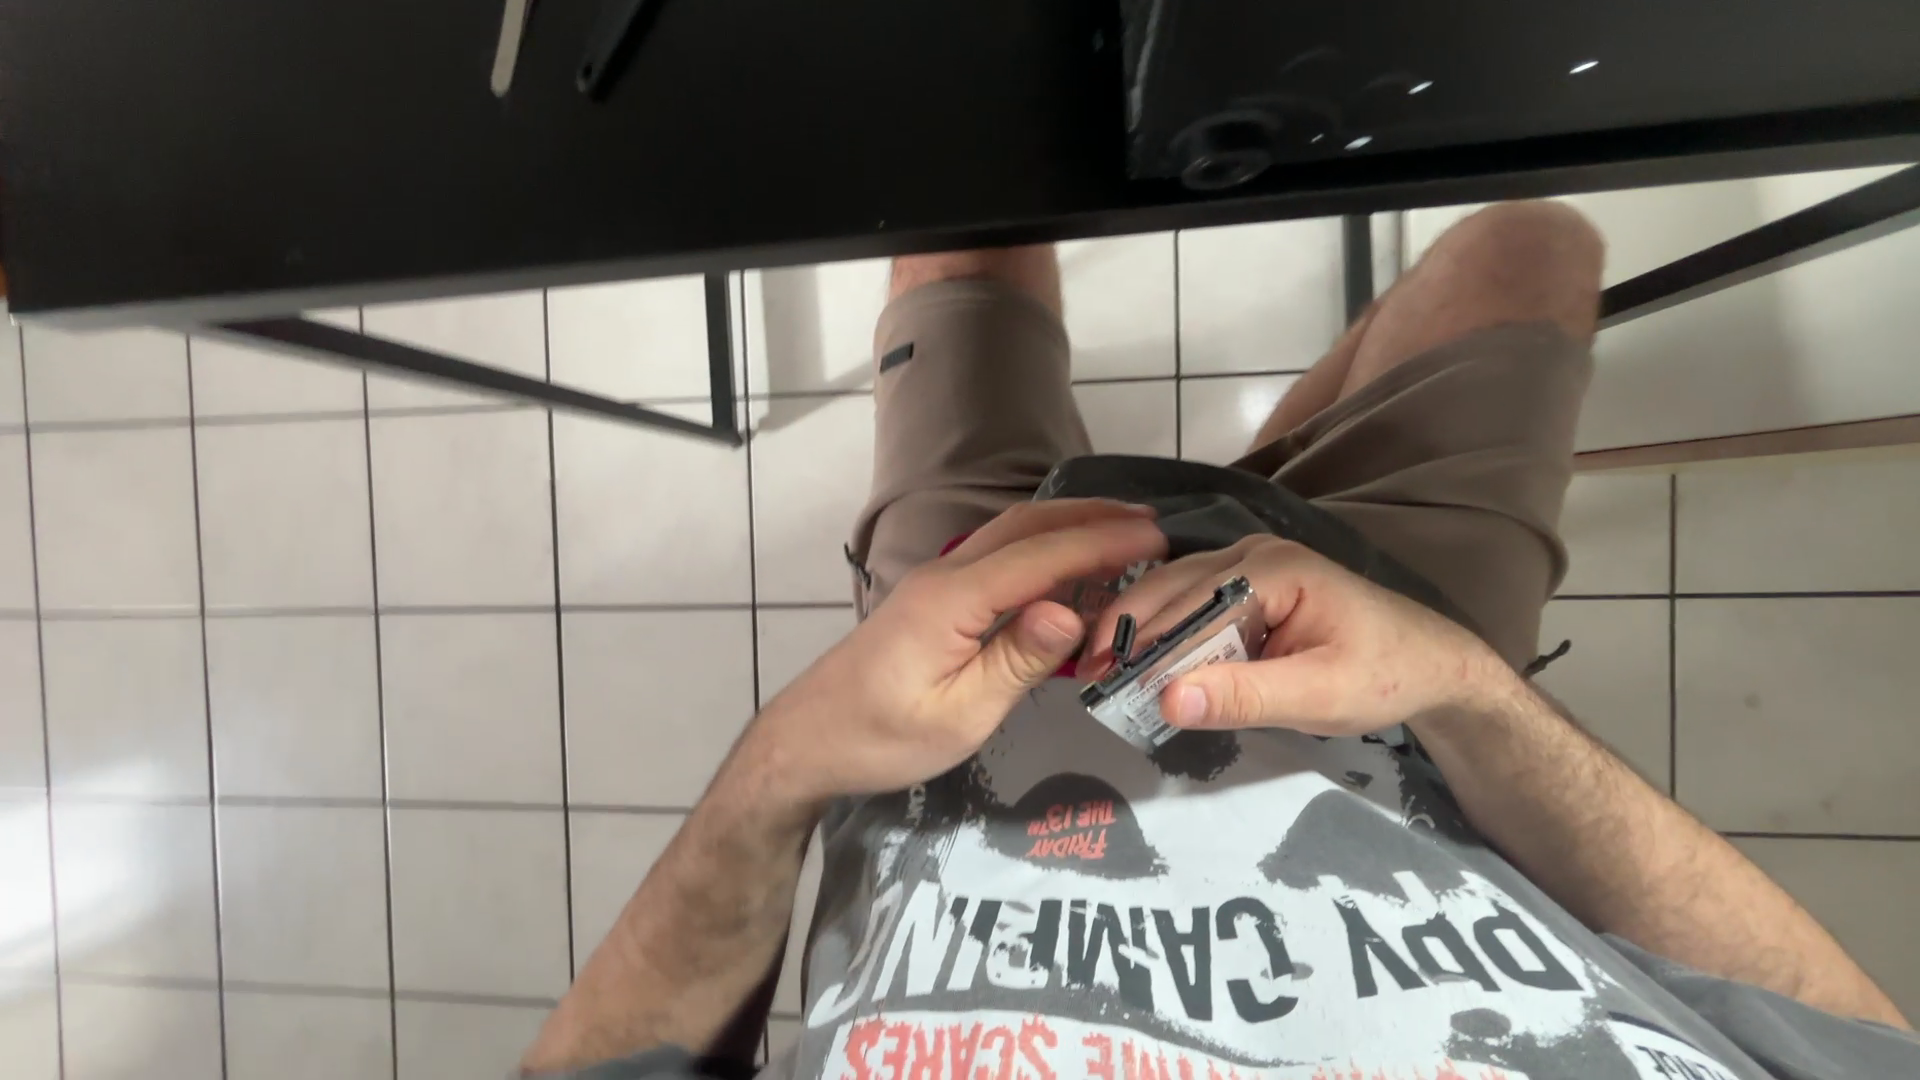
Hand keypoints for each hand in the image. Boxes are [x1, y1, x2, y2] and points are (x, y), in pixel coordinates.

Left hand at [736, 500, 1166, 803]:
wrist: (807, 739)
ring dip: (1064, 527)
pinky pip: (994, 558)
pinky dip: (1038, 550)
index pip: (1041, 556)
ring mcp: (934, 582)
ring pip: (1007, 535)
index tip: (1155, 536)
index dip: (1101, 543)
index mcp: (953, 599)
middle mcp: (944, 574)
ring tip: (1119, 533)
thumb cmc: (881, 738)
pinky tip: (1063, 569)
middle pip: (1024, 526)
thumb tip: (1071, 610)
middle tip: (1148, 522)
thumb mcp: (958, 716)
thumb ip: (1015, 661)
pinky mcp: (931, 598)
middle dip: (1088, 517)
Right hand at [1084, 535, 1506, 737]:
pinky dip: (1161, 627)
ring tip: (1102, 665)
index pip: (1191, 603)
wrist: (1431, 665)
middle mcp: (1251, 552)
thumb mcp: (1319, 696)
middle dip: (1126, 628)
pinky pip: (1190, 599)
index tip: (1102, 677)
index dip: (1144, 640)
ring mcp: (1246, 563)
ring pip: (1174, 588)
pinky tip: (1138, 654)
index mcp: (1273, 568)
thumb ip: (1246, 696)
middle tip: (1088, 672)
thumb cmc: (1382, 677)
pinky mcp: (1245, 583)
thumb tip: (1168, 700)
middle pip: (1172, 585)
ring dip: (1138, 626)